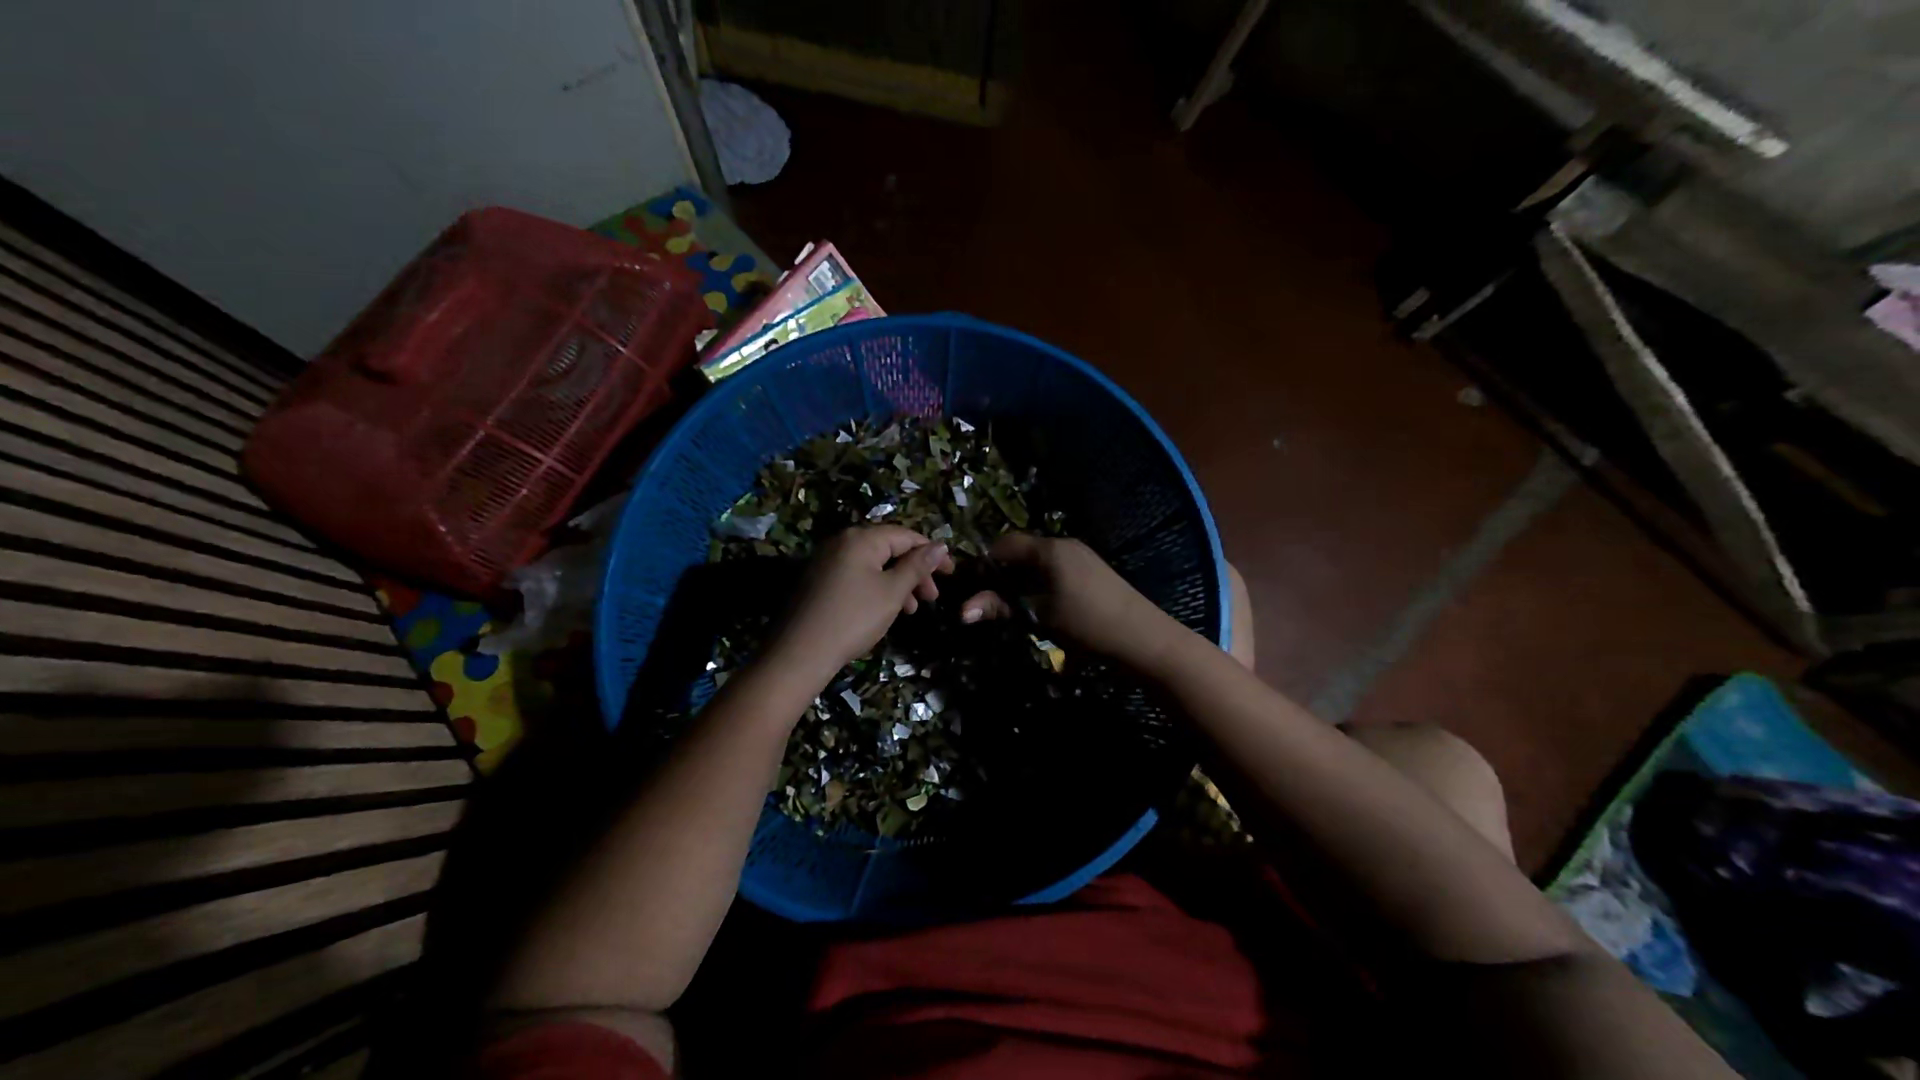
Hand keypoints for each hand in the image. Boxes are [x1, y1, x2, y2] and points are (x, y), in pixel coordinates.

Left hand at [766, 526, 953, 682]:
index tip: (951, 573)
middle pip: (889, 548)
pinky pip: (857, 575)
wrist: (800, 652)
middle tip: (932, 597)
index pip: (906, 536)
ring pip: (873, 564)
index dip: (932, 553)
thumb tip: (941, 545)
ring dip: (898, 582)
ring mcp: (827, 561)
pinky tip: (886, 610)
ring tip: (913, 610)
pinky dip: (877, 588)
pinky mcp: (818, 580)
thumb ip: (918, 566)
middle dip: (915, 571)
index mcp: (861, 538)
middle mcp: (842, 542)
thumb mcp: (892, 592)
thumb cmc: (853, 618)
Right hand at [959, 534, 1176, 664]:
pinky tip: (1040, 610)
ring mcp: (1082, 559)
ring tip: (1012, 609)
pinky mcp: (1092, 575)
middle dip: (1003, 575)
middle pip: (1023, 552)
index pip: (1006, 543)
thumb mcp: (1039, 616)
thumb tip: (961, 611)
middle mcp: (1065, 546)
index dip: (986, 562)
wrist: (1143, 639)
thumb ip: (1000, 608)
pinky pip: (1056, 573)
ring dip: (1022, 583)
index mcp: (1051, 548)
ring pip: (1039, 565)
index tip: (973, 586)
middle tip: (989, 601)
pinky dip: (1041, 587)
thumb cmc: (1087, 622)